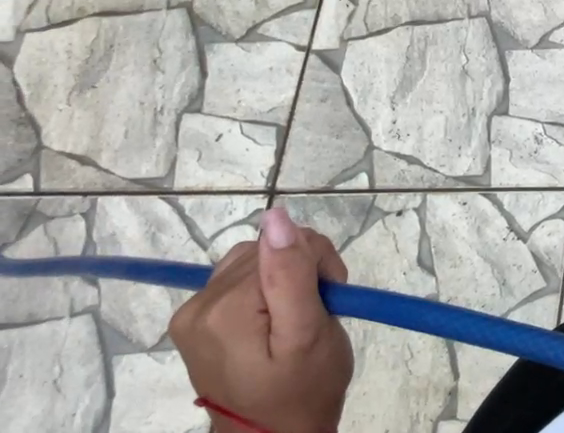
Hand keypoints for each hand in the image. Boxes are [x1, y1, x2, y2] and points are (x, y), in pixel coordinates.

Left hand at [169, 207, 353, 432]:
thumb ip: (291, 273)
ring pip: (256, 257)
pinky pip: (243, 276)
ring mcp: (192, 313)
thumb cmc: (303, 385)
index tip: (332, 292)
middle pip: (266, 248)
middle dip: (306, 266)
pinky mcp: (199, 319)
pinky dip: (272, 285)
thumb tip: (276, 216)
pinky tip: (283, 312)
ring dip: (290, 273)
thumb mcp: (307, 329)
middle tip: (320, 305)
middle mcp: (197, 305)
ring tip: (304, 309)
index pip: (280, 244)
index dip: (317, 259)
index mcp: (223, 308)